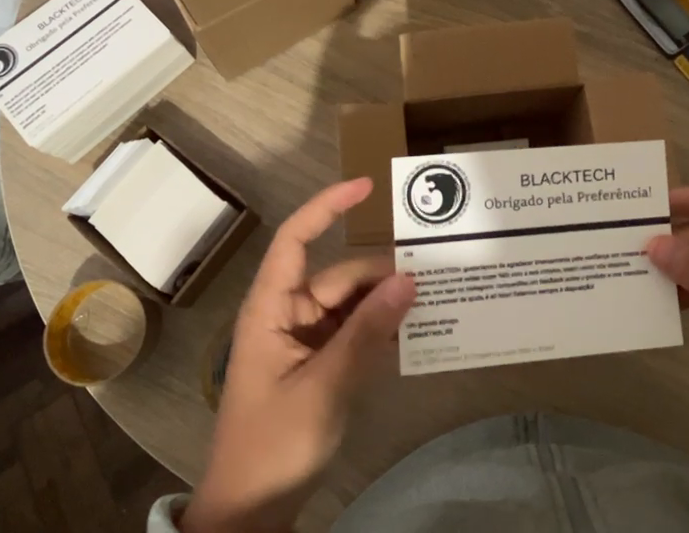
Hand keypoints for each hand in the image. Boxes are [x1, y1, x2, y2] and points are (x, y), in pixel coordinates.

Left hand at [183, 179, 414, 532]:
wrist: (250, 510)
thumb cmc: (274, 441)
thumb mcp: (325, 386)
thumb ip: (367, 332)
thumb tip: (409, 280)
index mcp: (271, 307)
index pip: (296, 238)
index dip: (327, 206)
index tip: (368, 187)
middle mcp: (288, 314)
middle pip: (340, 276)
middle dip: (383, 274)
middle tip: (438, 272)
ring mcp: (304, 342)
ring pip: (352, 306)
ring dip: (387, 304)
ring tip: (437, 299)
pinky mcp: (318, 367)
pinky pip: (354, 335)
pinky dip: (381, 332)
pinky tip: (417, 334)